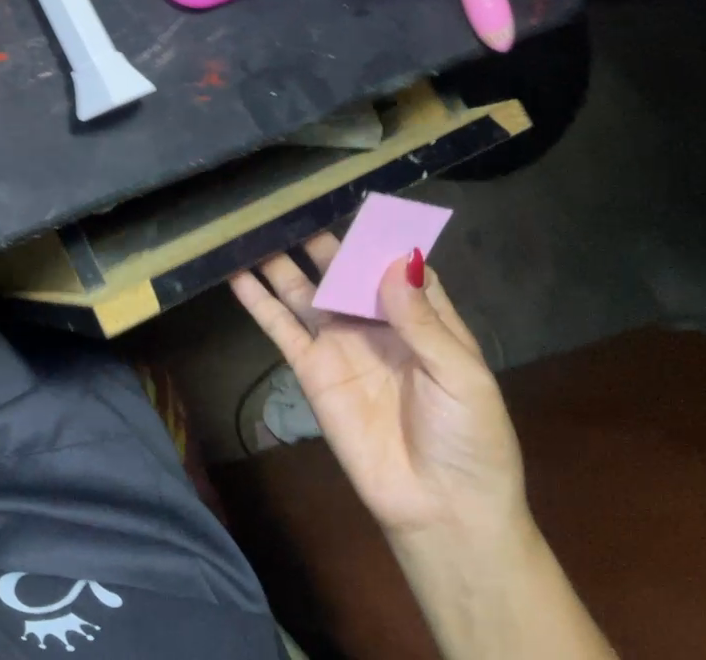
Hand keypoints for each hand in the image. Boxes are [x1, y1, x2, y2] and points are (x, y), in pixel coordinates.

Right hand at [230, 236, 527, 547]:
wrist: (438, 504)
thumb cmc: (470, 440)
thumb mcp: (463, 378)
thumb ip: (423, 321)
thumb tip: (389, 261)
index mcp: (425, 320)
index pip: (397, 266)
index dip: (376, 236)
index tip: (349, 201)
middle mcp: (376, 324)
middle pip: (342, 271)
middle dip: (318, 240)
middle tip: (286, 205)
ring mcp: (339, 344)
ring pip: (303, 291)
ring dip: (279, 263)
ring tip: (252, 229)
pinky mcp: (309, 367)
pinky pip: (278, 327)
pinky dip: (256, 301)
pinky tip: (235, 275)